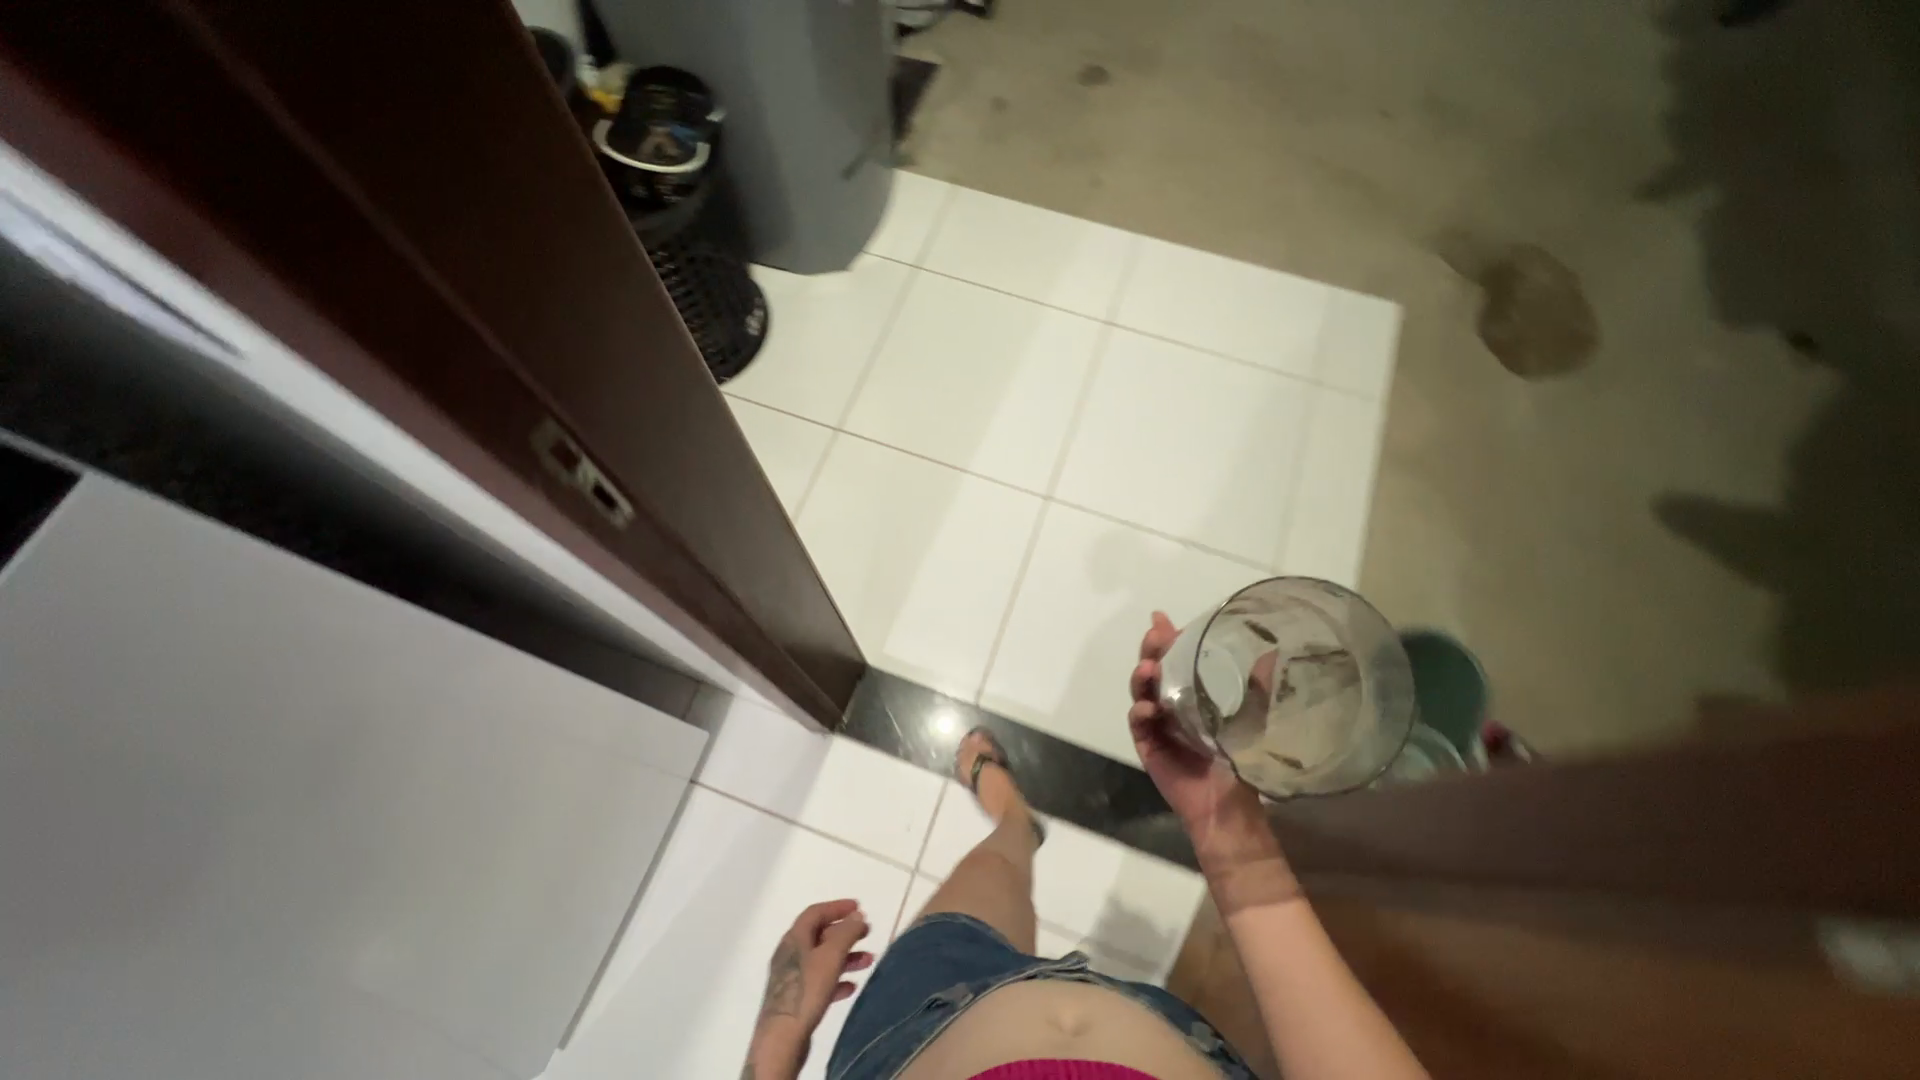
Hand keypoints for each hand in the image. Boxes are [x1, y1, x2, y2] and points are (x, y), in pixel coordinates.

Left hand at [744, 900, 873, 1078]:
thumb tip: (858, 916)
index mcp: (794, 939)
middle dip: (845, 933)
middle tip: (867, 933)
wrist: (782, 1038)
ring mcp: (792, 978)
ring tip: (868, 961)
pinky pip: (820, 982)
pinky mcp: (796, 999)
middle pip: (820, 936)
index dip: (837, 907)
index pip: (815, 912)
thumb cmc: (806, 990)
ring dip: (846, 957)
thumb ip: (846, 933)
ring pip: (823, 959)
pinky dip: (837, 979)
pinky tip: (851, 987)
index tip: (858, 907)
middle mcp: (790, 954)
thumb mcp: (831, 956)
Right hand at [1128, 612, 1276, 851]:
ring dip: (1141, 677)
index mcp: (1192, 694)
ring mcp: (1157, 724)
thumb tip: (1271, 652)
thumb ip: (1257, 686)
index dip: (1167, 639)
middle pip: (1153, 670)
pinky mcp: (1148, 745)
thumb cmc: (1240, 759)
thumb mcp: (1252, 717)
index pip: (1175, 660)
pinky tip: (1147, 706)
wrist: (1228, 804)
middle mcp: (1171, 704)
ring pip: (1141, 691)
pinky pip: (1138, 723)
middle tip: (1153, 634)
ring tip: (1149, 668)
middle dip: (1150, 649)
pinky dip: (1139, 712)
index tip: (1162, 619)